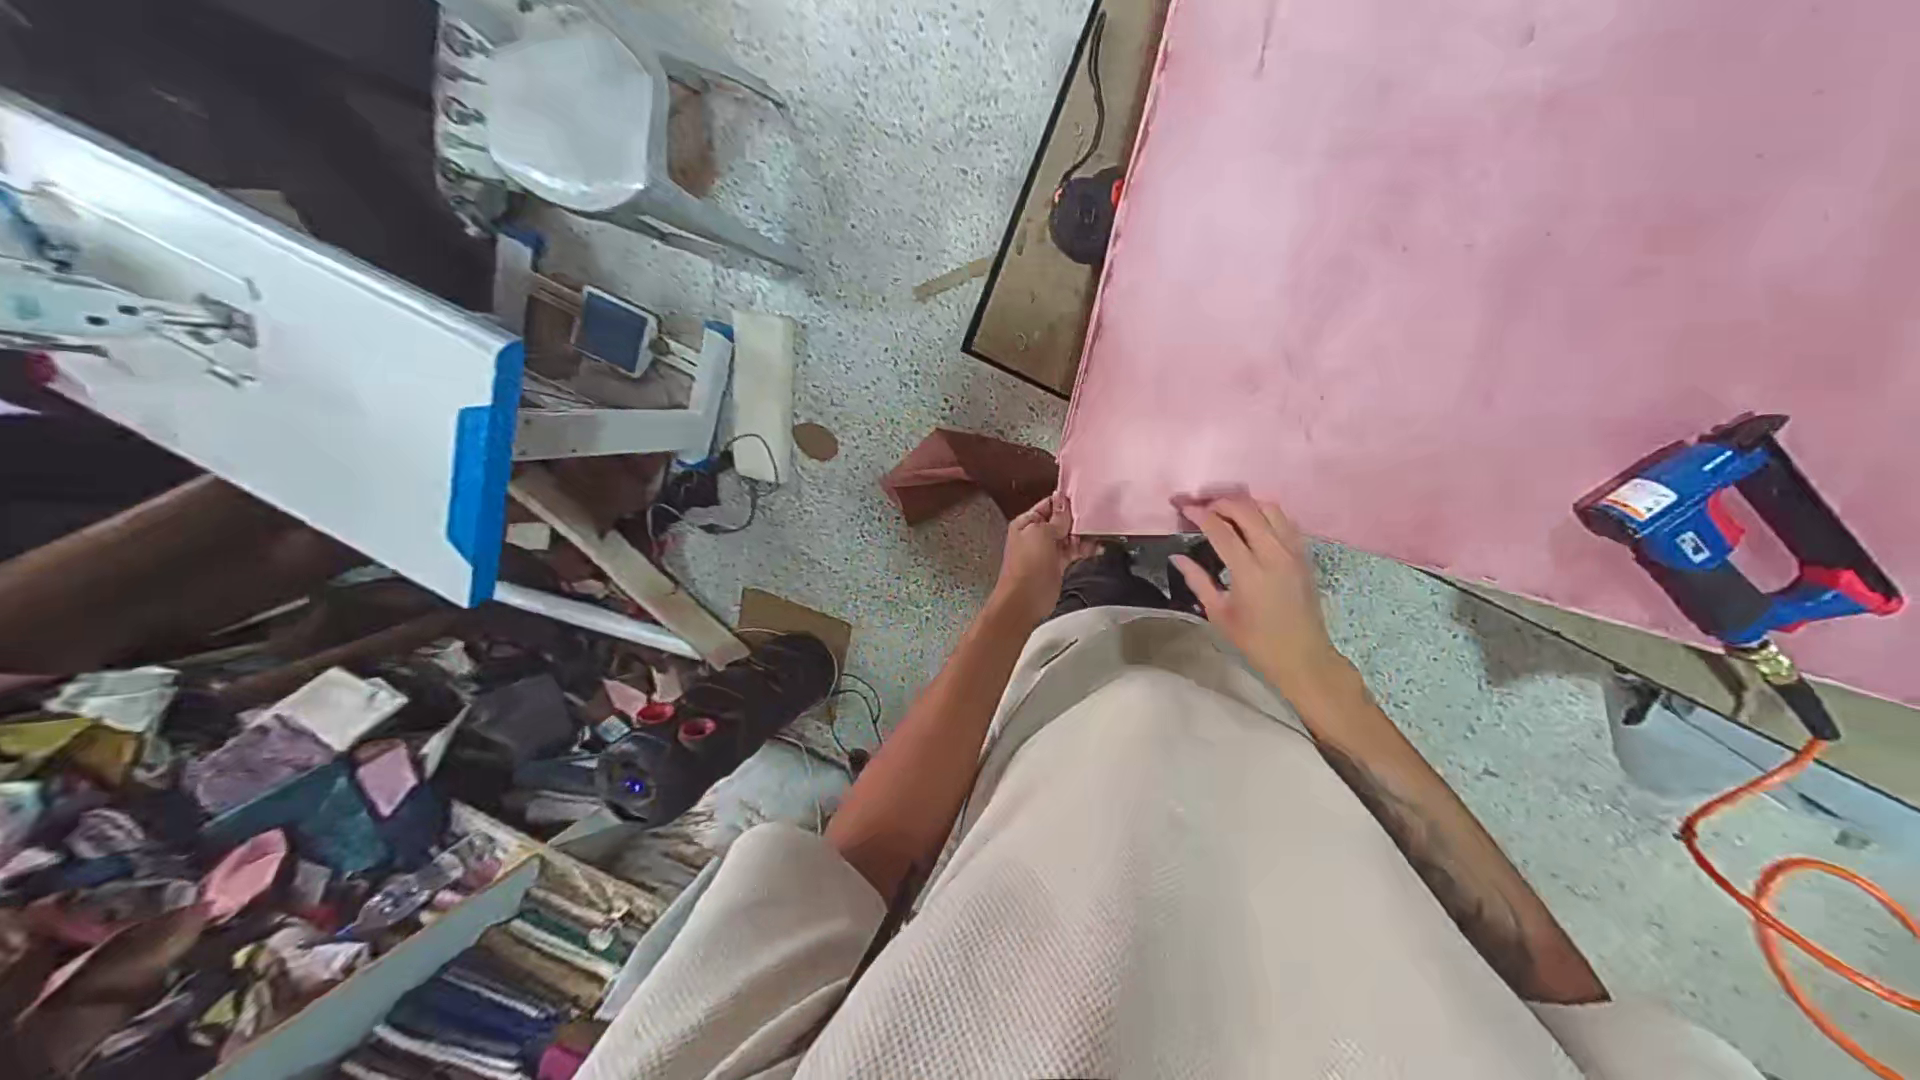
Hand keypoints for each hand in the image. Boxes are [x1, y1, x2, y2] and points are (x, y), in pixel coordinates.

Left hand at [990, 494, 1097, 628]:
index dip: (1064, 503)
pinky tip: (1096, 547)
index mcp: (1026, 523)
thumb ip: (1055, 518)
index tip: (1082, 499)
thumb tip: (1062, 501)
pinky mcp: (1056, 564)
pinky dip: (1085, 549)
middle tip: (1092, 517)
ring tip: (1097, 533)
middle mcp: (1035, 535)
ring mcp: (1046, 550)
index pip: (1048, 505)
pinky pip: (1073, 551)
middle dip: (1076, 520)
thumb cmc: (1026, 566)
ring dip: (1083, 535)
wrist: (1025, 599)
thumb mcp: (1041, 533)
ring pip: (1069, 536)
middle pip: (1060, 521)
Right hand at [1171, 495, 1351, 699]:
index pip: (1221, 530)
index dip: (1200, 515)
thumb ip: (1198, 580)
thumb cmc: (1255, 640)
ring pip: (1270, 508)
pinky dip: (1266, 513)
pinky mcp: (1304, 555)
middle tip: (1202, 506)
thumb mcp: (1219, 613)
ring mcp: (1293, 552)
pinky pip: (1285, 521)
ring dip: (1245, 504)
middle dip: (1220, 503)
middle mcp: (1274, 554)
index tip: (1184, 508)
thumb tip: (1177, 557)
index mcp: (1249, 572)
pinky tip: (1252, 521)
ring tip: (1225, 510)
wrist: (1302, 655)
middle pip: (1246, 510)